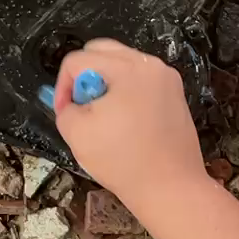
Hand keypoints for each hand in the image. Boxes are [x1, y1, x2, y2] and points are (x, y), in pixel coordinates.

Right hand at [52, 39, 207, 202]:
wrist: (170, 187)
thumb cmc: (122, 160)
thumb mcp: (76, 132)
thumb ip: (65, 107)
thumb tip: (72, 101)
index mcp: (126, 69)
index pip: (77, 60)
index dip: (63, 85)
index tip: (65, 111)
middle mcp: (150, 65)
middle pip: (101, 51)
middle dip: (84, 76)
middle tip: (83, 106)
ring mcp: (166, 78)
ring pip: (122, 63)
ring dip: (104, 81)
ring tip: (104, 115)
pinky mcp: (175, 93)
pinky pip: (140, 79)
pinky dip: (125, 90)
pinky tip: (125, 120)